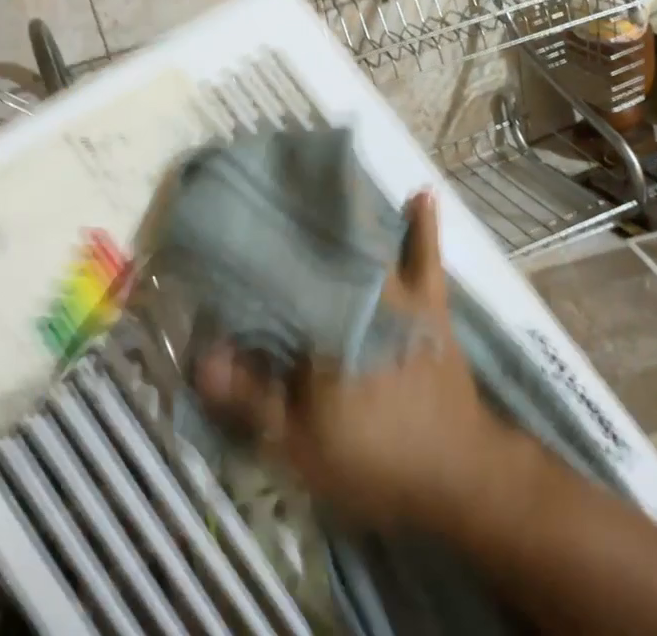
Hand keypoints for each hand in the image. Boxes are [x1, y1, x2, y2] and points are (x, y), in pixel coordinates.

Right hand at [192, 191, 513, 531]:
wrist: (458, 474)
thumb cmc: (374, 461)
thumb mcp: (299, 444)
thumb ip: (250, 397)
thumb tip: (198, 357)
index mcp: (322, 329)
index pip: (272, 285)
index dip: (242, 262)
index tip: (215, 240)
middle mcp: (359, 299)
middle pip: (315, 255)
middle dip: (285, 229)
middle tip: (255, 204)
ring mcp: (400, 298)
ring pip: (364, 245)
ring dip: (341, 217)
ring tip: (311, 182)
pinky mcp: (431, 306)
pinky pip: (427, 257)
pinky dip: (423, 225)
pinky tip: (420, 192)